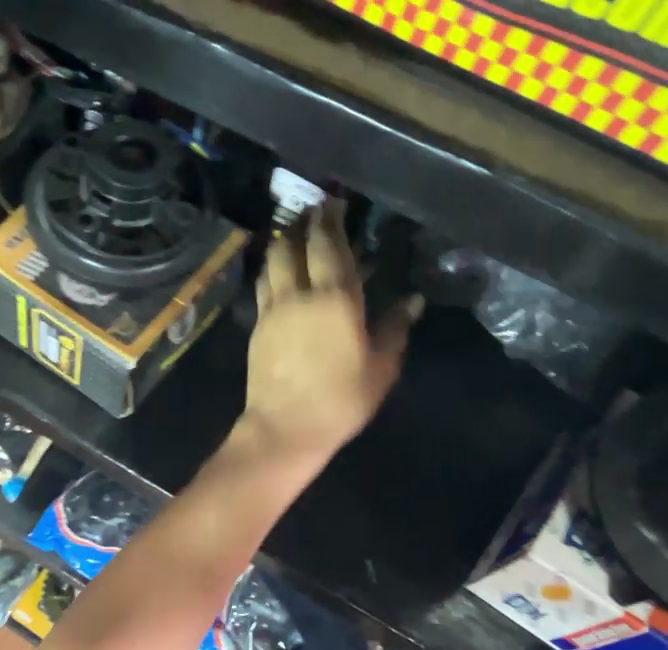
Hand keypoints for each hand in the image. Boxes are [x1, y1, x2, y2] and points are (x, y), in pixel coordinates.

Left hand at [240, 199, 421, 462]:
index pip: (329, 244)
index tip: (334, 202)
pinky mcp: (256, 330)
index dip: (330, 219)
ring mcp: (272, 311)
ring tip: (294, 236)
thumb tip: (411, 301)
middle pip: (292, 246)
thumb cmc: (340, 400)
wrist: (284, 429)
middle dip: (303, 224)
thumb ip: (394, 329)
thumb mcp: (380, 367)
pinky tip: (279, 276)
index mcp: (335, 297)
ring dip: (283, 245)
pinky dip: (272, 272)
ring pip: (272, 264)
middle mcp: (298, 295)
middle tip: (314, 211)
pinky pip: (263, 289)